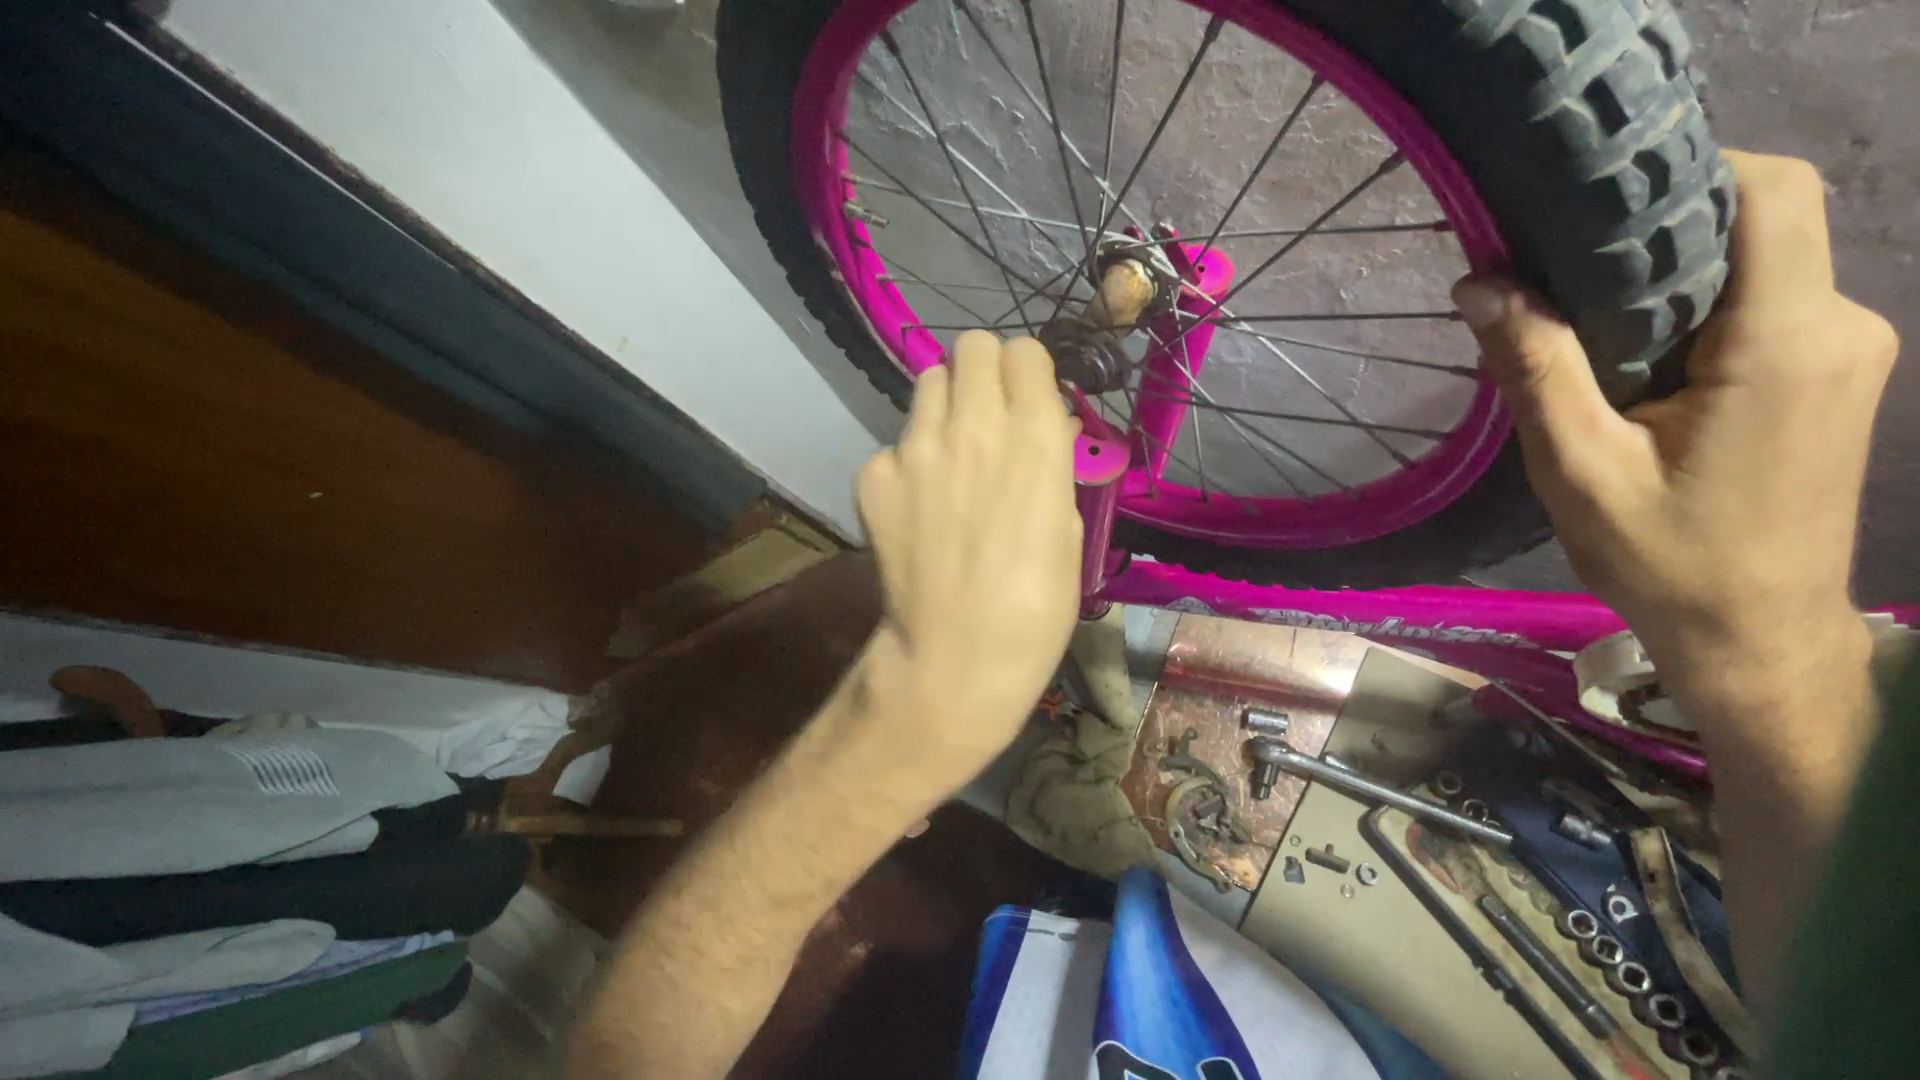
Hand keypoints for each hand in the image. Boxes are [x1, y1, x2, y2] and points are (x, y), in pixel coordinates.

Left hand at [853, 331, 1083, 786]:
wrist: (956, 656)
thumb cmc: (1036, 606)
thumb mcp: (1069, 528)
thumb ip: (1053, 464)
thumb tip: (1043, 429)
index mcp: (1034, 438)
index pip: (1024, 351)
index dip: (1028, 373)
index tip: (1029, 399)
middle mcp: (973, 426)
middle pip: (972, 346)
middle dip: (985, 371)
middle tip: (989, 413)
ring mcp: (915, 448)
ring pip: (928, 382)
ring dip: (946, 405)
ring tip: (952, 455)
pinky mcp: (873, 474)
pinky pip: (895, 444)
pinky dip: (909, 462)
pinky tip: (918, 507)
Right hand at [1452, 150, 1896, 699]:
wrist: (1755, 633)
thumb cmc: (1666, 558)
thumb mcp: (1579, 468)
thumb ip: (1536, 368)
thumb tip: (1480, 283)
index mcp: (1784, 343)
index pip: (1772, 196)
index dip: (1692, 170)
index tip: (1597, 198)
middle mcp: (1838, 328)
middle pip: (1762, 224)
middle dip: (1662, 229)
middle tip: (1560, 265)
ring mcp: (1843, 352)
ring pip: (1757, 267)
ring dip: (1670, 277)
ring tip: (1579, 316)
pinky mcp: (1829, 377)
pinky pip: (1762, 309)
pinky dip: (1693, 312)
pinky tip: (1628, 357)